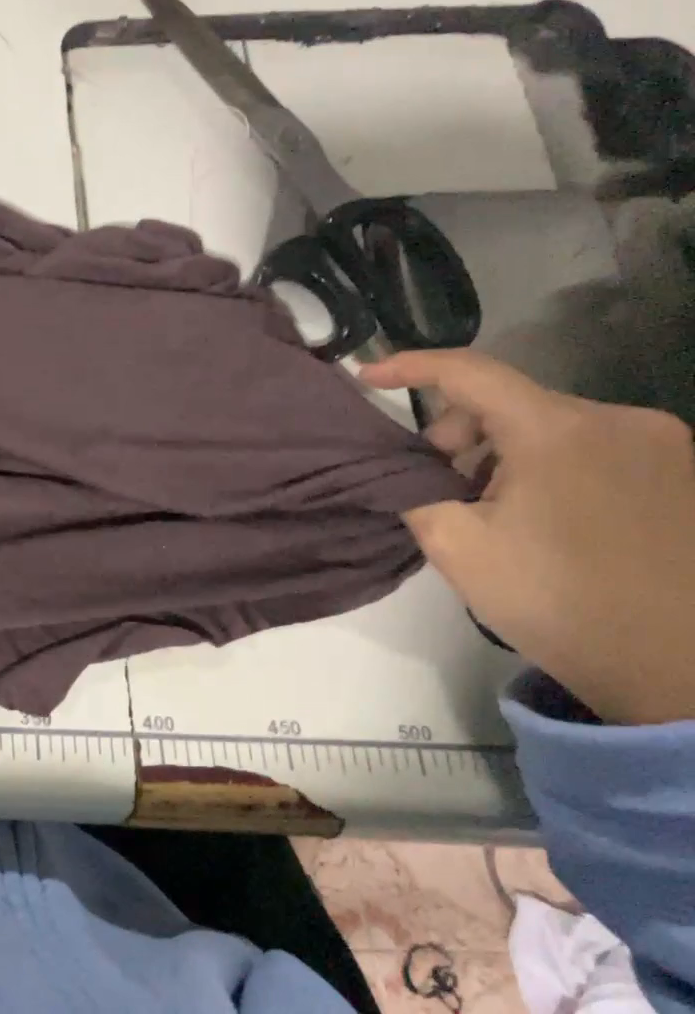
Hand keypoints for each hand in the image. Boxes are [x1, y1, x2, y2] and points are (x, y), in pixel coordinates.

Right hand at [362, 350, 694, 724]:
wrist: (677, 664)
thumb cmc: (555, 598)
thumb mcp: (455, 546)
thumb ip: (414, 491)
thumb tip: (400, 468)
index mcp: (558, 431)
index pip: (471, 372)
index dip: (411, 366)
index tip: (367, 376)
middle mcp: (621, 421)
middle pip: (515, 402)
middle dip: (461, 435)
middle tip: (435, 485)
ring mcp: (666, 446)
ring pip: (556, 428)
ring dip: (508, 456)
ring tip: (494, 512)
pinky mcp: (688, 474)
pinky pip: (598, 449)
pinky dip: (553, 469)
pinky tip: (546, 520)